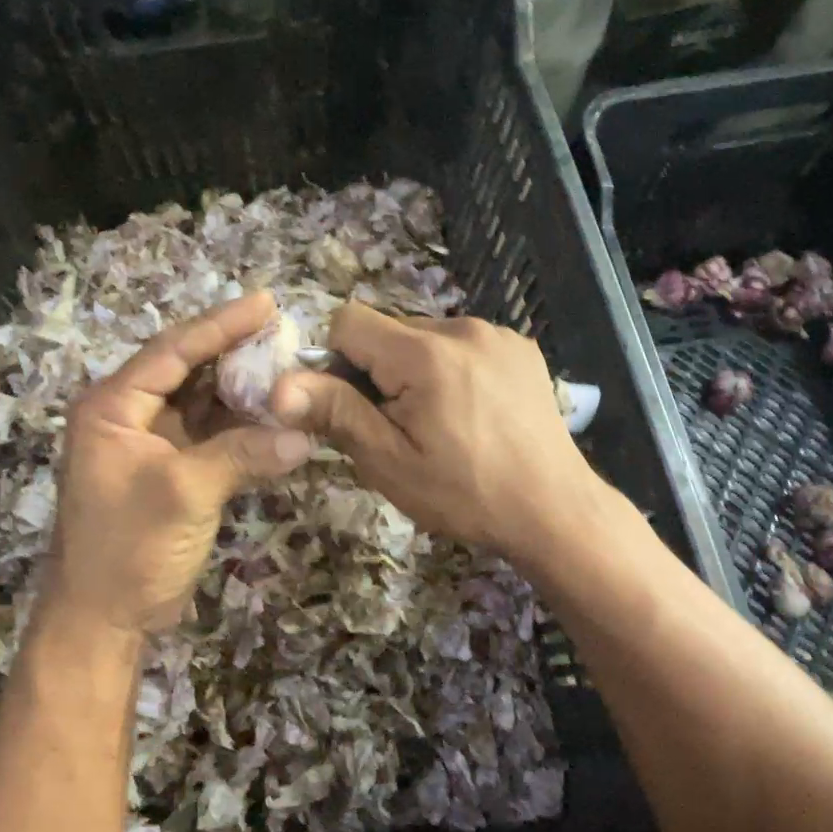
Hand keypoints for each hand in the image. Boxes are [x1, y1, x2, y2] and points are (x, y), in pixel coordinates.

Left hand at [52, 292, 313, 632]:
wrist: (102, 619)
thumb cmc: (129, 548)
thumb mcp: (185, 492)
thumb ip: (244, 454)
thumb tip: (305, 435)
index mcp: (113, 407)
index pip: (173, 350)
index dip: (221, 324)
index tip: (268, 302)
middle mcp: (128, 416)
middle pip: (188, 369)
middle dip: (234, 351)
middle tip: (285, 330)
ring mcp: (150, 445)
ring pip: (202, 402)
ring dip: (242, 388)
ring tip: (288, 365)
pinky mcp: (171, 472)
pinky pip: (210, 435)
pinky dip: (241, 426)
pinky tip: (276, 415)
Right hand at [268, 303, 600, 564]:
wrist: (554, 510)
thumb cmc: (464, 493)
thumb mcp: (389, 462)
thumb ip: (335, 413)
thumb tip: (278, 386)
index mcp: (424, 353)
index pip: (348, 321)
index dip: (336, 361)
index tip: (355, 407)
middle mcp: (462, 328)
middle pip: (388, 329)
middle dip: (378, 370)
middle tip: (398, 426)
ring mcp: (497, 335)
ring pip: (425, 337)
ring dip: (415, 370)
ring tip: (440, 424)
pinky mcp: (520, 348)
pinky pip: (463, 344)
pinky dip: (452, 370)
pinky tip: (472, 413)